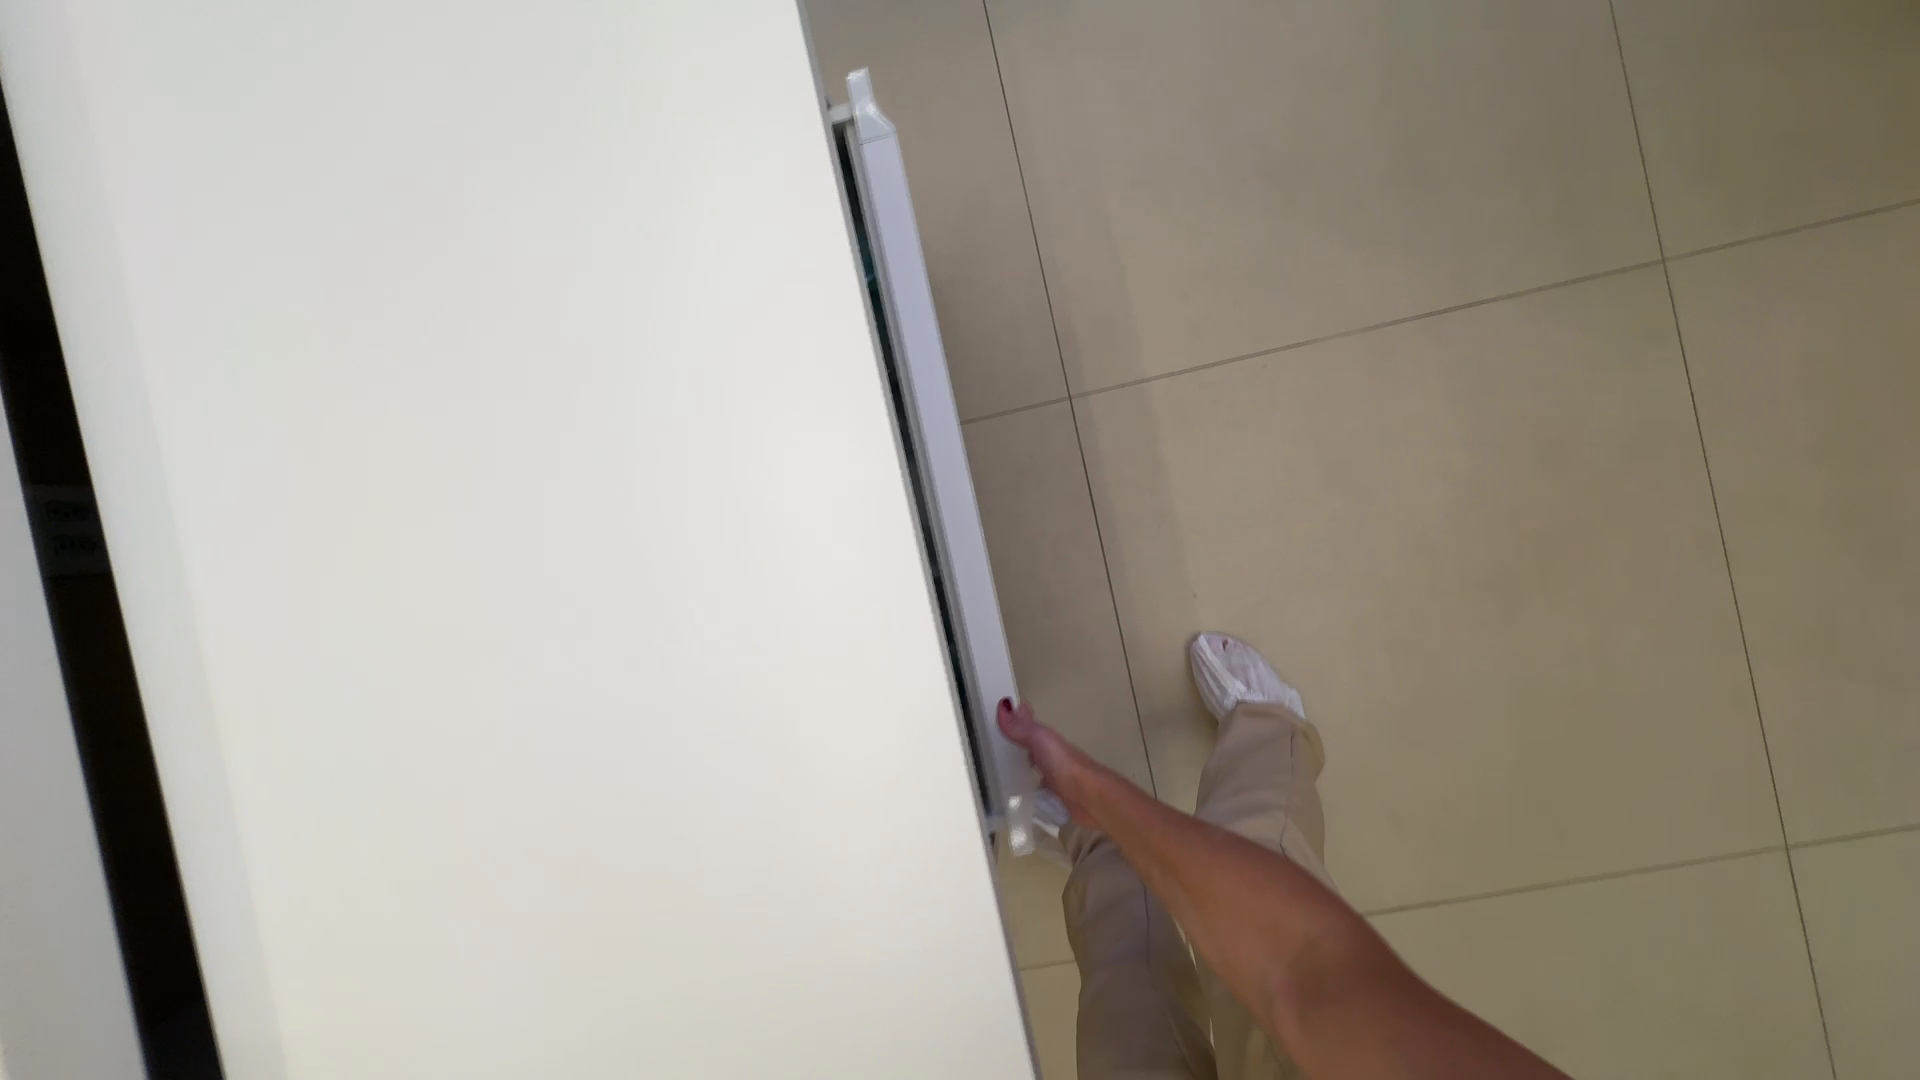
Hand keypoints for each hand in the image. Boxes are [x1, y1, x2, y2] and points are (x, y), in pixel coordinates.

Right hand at [996, 698, 1103, 828]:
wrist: (1086, 796)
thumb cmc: (1063, 763)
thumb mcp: (1039, 740)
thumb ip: (1020, 727)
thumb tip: (1003, 704)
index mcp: (1047, 737)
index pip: (1031, 721)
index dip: (1020, 713)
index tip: (1005, 708)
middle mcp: (1050, 752)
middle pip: (1032, 741)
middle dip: (1018, 737)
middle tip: (998, 737)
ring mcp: (1053, 773)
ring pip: (1035, 762)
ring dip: (1023, 760)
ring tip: (1003, 762)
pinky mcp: (1054, 793)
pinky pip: (1037, 784)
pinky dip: (1028, 783)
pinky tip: (1020, 788)